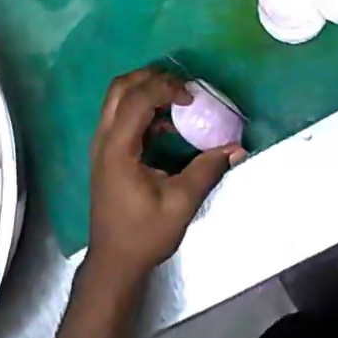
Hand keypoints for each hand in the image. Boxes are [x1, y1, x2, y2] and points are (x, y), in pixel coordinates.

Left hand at [88, 67, 244, 280]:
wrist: (114, 258)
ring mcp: (101, 142)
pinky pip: (120, 114)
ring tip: (177, 100)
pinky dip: (141, 107)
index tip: (192, 97)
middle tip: (182, 87)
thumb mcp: (180, 203)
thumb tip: (235, 149)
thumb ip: (205, 171)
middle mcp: (103, 137)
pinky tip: (167, 124)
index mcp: (117, 147)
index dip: (165, 88)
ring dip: (145, 90)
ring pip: (117, 98)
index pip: (137, 99)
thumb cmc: (144, 233)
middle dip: (151, 78)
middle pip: (120, 88)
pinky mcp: (106, 149)